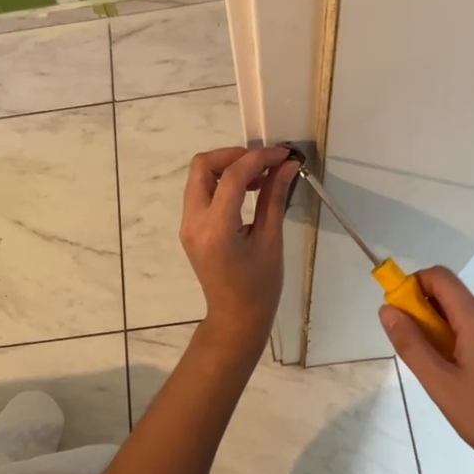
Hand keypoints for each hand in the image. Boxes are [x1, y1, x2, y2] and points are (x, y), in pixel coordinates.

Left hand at [180, 147, 298, 350]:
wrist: (236, 318)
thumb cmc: (260, 287)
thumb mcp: (271, 240)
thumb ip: (274, 197)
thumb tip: (286, 166)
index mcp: (216, 229)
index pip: (231, 176)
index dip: (258, 158)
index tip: (282, 155)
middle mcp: (194, 222)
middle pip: (202, 166)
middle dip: (234, 155)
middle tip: (263, 162)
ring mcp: (187, 224)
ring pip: (199, 176)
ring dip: (227, 167)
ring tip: (259, 177)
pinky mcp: (189, 227)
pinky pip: (200, 192)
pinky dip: (221, 182)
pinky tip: (246, 190)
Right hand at [382, 266, 473, 473]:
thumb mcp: (440, 384)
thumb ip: (411, 343)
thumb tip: (388, 309)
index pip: (439, 277)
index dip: (413, 286)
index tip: (402, 317)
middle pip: (454, 299)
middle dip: (430, 318)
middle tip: (425, 358)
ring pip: (472, 319)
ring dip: (450, 335)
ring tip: (451, 379)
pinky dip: (471, 345)